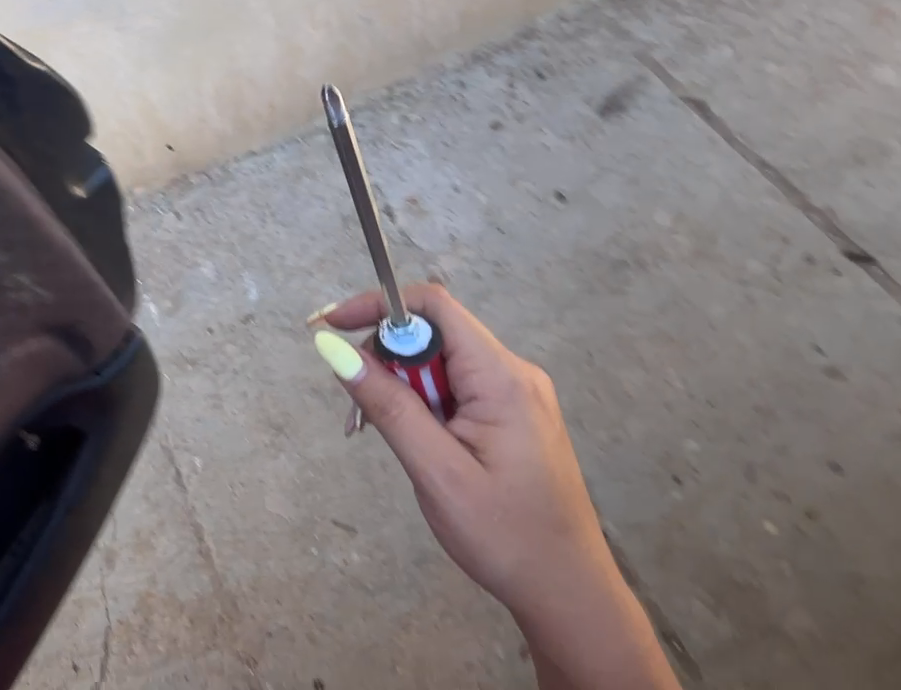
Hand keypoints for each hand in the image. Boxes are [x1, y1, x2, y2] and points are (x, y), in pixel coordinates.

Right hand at [313, 284, 678, 689]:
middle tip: (355, 408)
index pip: (433, 306)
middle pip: (431, 333)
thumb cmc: (505, 536)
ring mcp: (515, 394)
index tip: (330, 327)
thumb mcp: (434, 471)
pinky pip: (453, 386)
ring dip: (398, 385)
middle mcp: (513, 373)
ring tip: (379, 432)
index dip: (376, 305)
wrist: (570, 595)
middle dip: (382, 358)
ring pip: (438, 361)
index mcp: (502, 378)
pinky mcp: (510, 415)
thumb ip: (385, 404)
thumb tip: (331, 346)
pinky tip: (411, 439)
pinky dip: (419, 402)